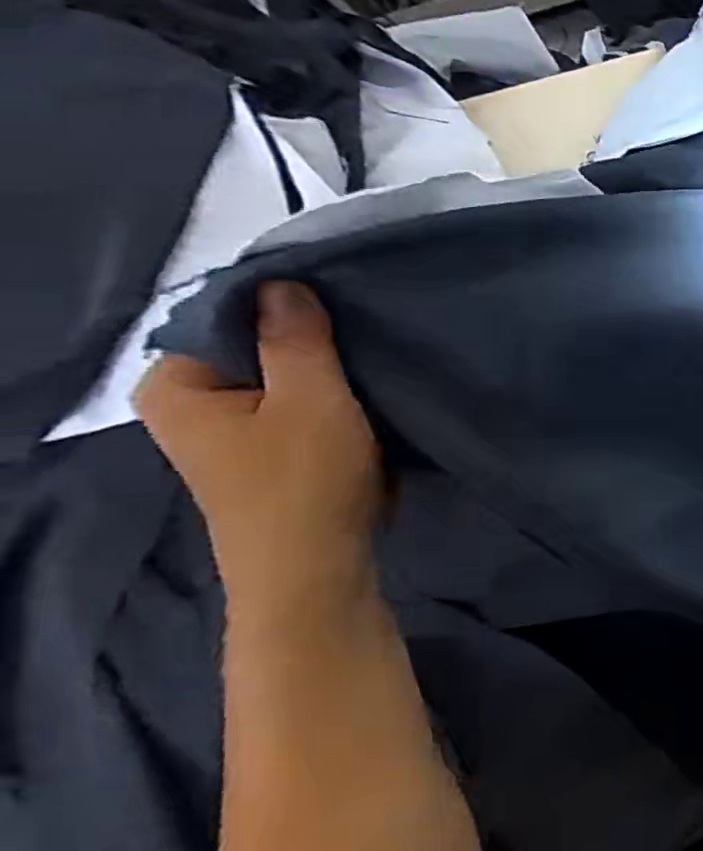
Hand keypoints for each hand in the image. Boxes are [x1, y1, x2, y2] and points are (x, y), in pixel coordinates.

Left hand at [136, 281, 384, 608]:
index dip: (286, 306)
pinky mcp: (274, 453)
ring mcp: (235, 433)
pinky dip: (337, 399)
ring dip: (332, 372)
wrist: (317, 567)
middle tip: (369, 330)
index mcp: (177, 387)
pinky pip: (303, 406)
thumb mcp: (310, 398)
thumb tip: (283, 282)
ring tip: (377, 358)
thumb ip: (295, 339)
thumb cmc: (303, 480)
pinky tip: (371, 395)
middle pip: (259, 349)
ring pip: (287, 380)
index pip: (227, 320)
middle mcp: (194, 406)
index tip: (344, 300)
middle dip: (314, 342)